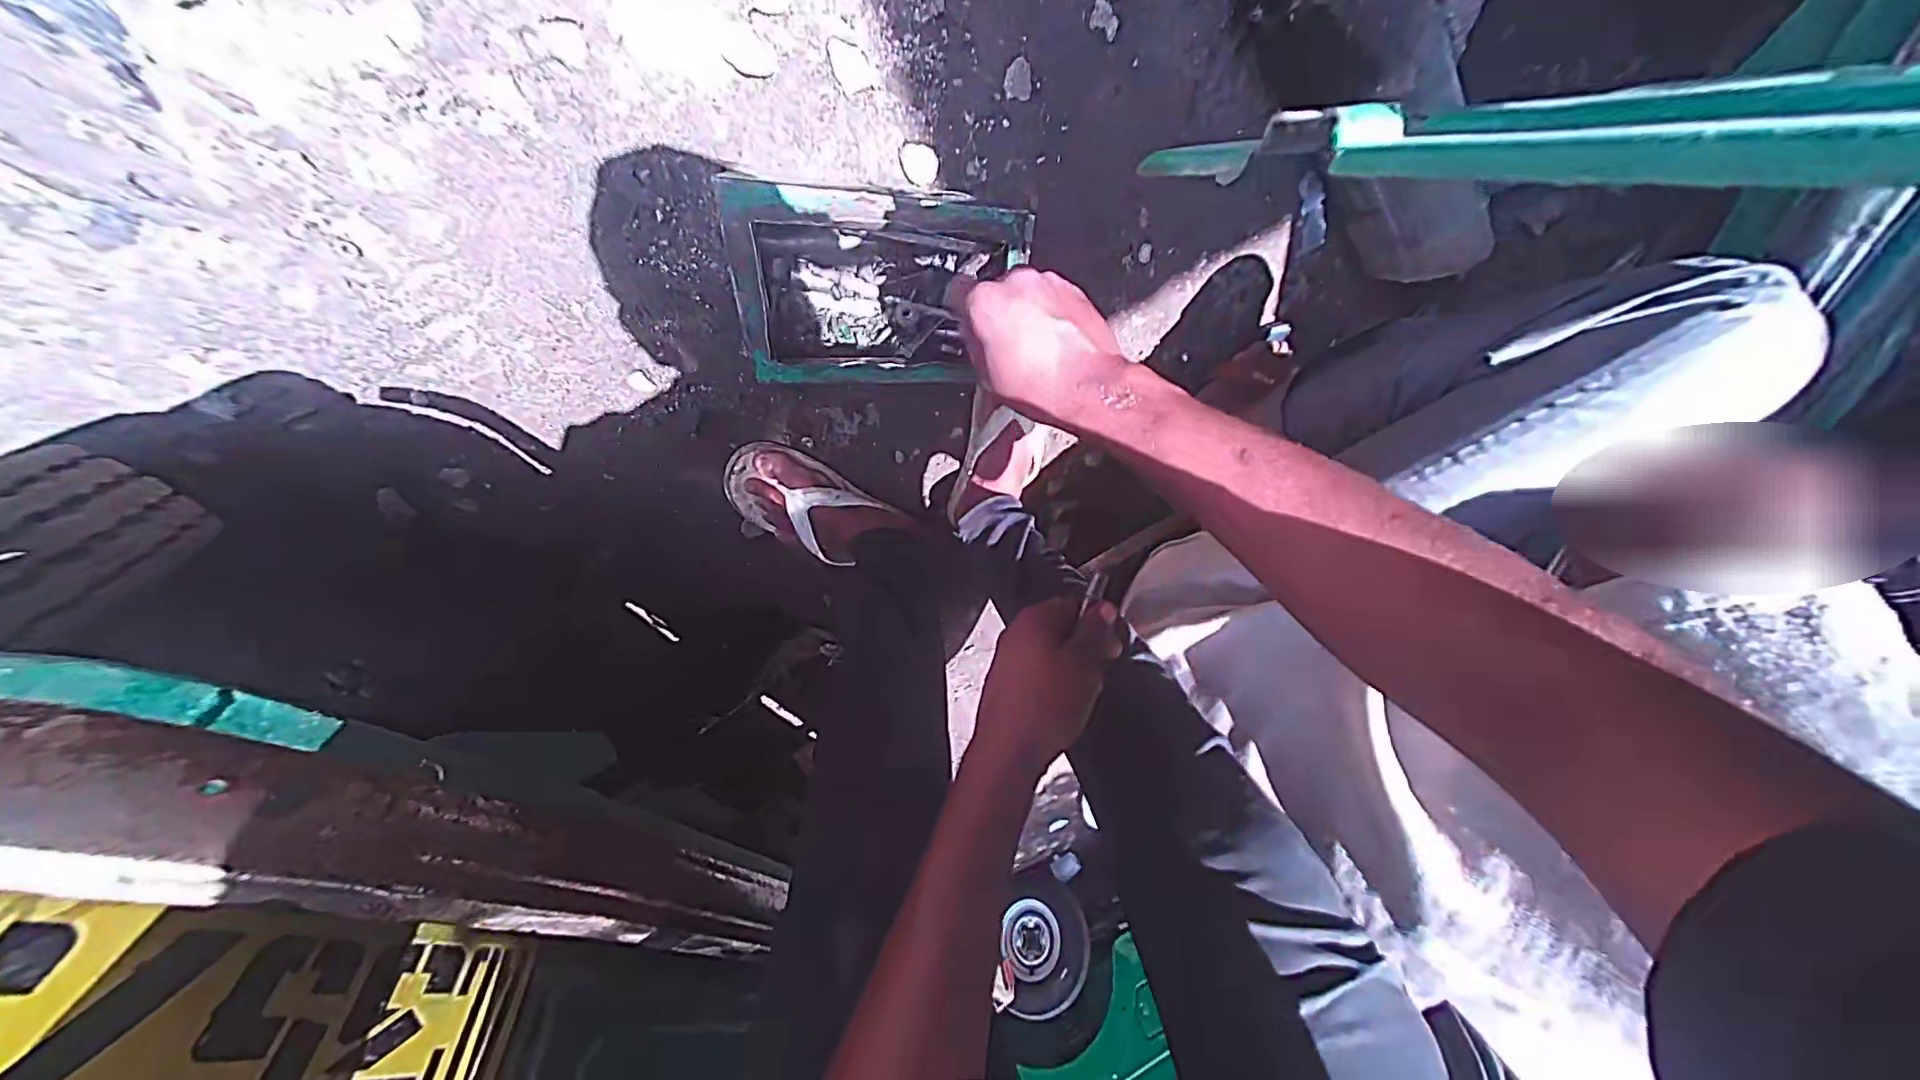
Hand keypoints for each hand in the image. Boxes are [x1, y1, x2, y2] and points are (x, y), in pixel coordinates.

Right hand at [950, 267, 1132, 427]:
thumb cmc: (1044, 387)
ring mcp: (1048, 282)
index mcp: (985, 301)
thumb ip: (976, 345)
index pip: (959, 292)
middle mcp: (1016, 282)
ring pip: (1026, 293)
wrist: (1089, 388)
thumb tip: (976, 337)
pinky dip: (1051, 314)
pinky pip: (1052, 297)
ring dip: (1027, 312)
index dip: (962, 311)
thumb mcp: (988, 377)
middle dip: (1000, 314)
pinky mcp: (1073, 289)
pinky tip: (1053, 344)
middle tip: (1005, 345)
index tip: (967, 320)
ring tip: (1034, 348)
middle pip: (996, 291)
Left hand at [971, 596, 1122, 775]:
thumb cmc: (1043, 708)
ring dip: (1072, 669)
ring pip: (1051, 654)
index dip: (1099, 621)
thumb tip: (1102, 610)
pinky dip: (1054, 687)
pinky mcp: (1006, 686)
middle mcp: (1015, 634)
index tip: (1112, 640)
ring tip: (1083, 692)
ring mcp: (1008, 660)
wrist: (1009, 750)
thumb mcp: (1085, 663)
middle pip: (1061, 629)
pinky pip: (1038, 677)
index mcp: (1034, 619)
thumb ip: (1095, 631)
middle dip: (1085, 648)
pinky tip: (1063, 706)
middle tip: (1100, 669)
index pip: (1074, 602)